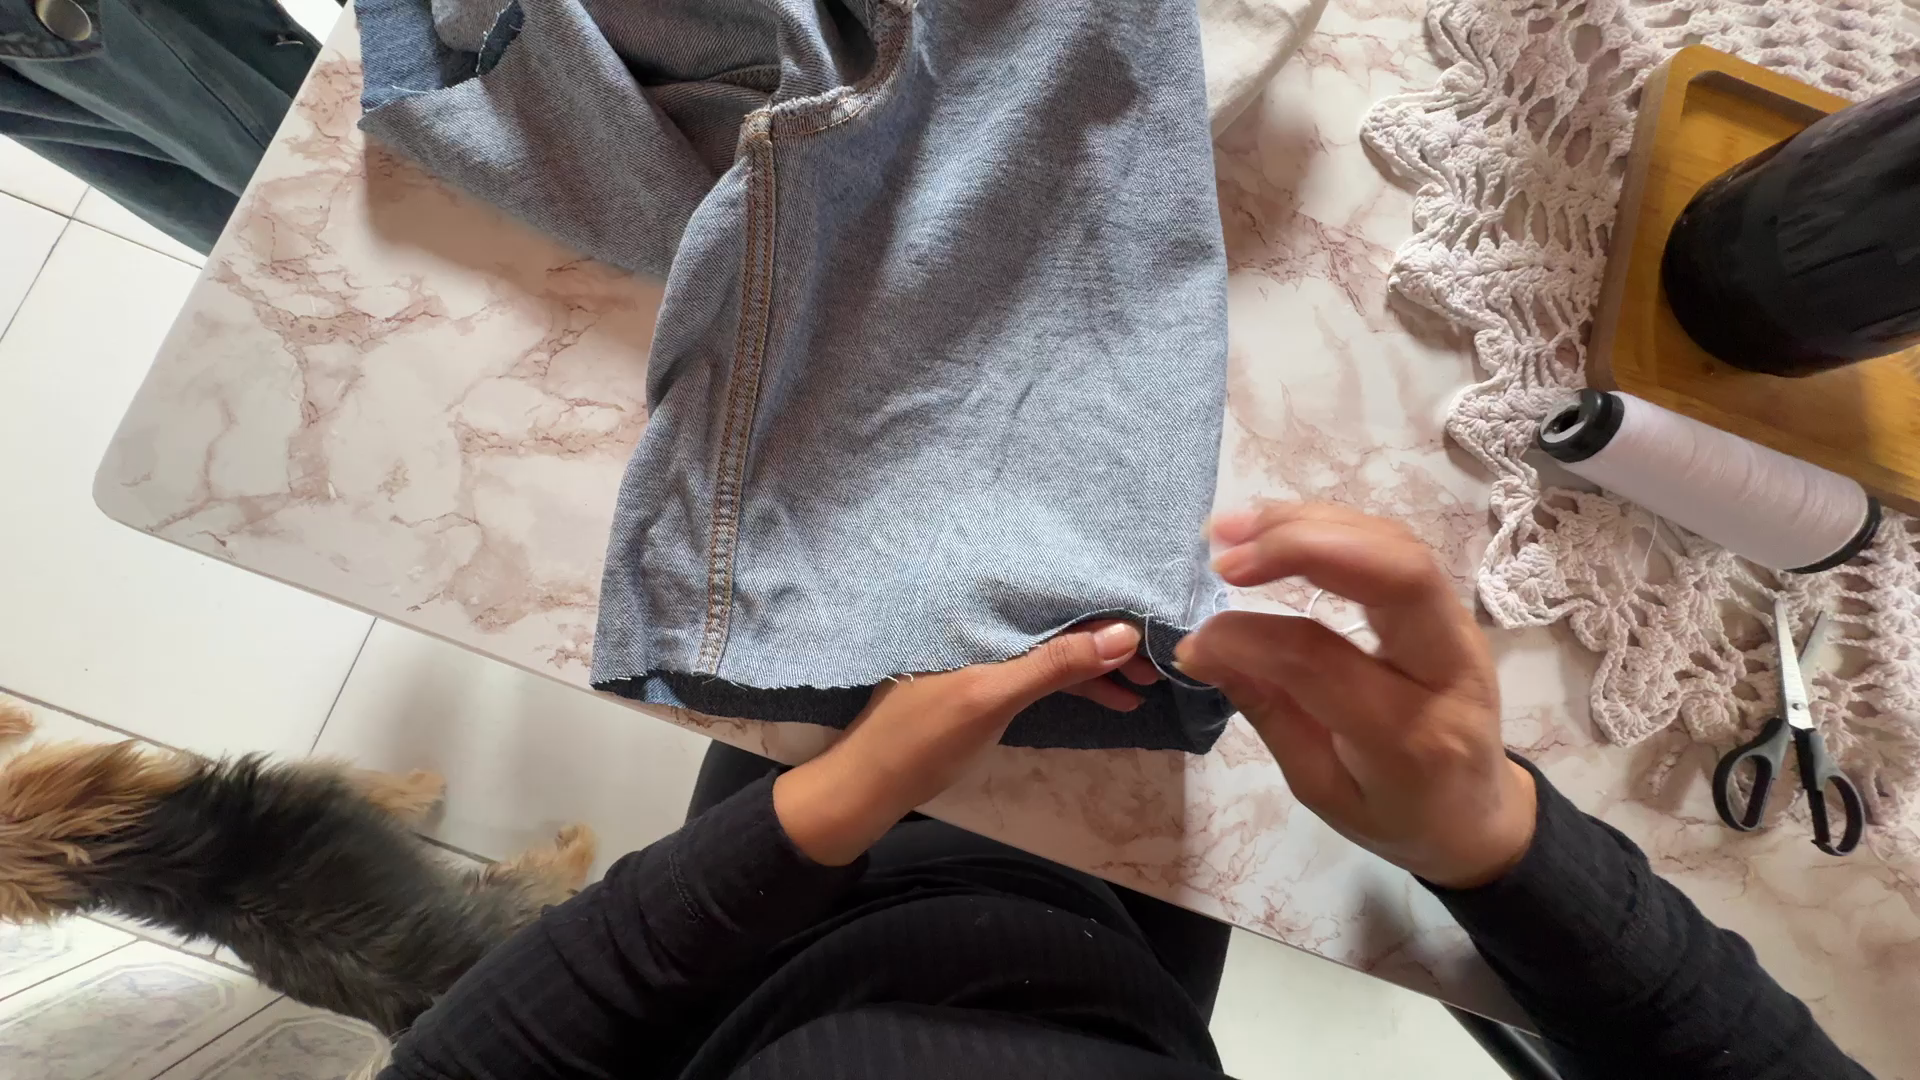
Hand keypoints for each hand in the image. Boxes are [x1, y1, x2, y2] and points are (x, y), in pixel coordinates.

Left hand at [775, 621, 1145, 864]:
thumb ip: (1054, 664)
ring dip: (1097, 667)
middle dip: (1109, 642)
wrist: (872, 784)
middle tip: (1158, 667)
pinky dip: (1075, 685)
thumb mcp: (993, 697)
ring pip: (1054, 650)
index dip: (1105, 613)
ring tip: (1145, 687)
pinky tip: (1111, 700)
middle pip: (1058, 623)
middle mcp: (986, 623)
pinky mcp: (988, 682)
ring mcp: (987, 653)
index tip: (1152, 629)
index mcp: (979, 612)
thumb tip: (1125, 633)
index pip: (1053, 599)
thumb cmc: (925, 736)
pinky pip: (1041, 674)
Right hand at [1173, 502, 1535, 887]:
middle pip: (1394, 573)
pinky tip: (1269, 529)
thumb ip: (1265, 709)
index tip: (1195, 643)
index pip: (1321, 659)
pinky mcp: (1442, 605)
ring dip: (1304, 524)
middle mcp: (1449, 664)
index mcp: (1411, 733)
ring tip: (1229, 530)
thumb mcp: (1316, 784)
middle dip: (1300, 547)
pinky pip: (1388, 544)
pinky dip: (1323, 524)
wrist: (1477, 814)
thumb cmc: (1392, 811)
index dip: (1246, 639)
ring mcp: (1456, 625)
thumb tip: (1199, 648)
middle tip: (1222, 558)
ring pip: (1393, 544)